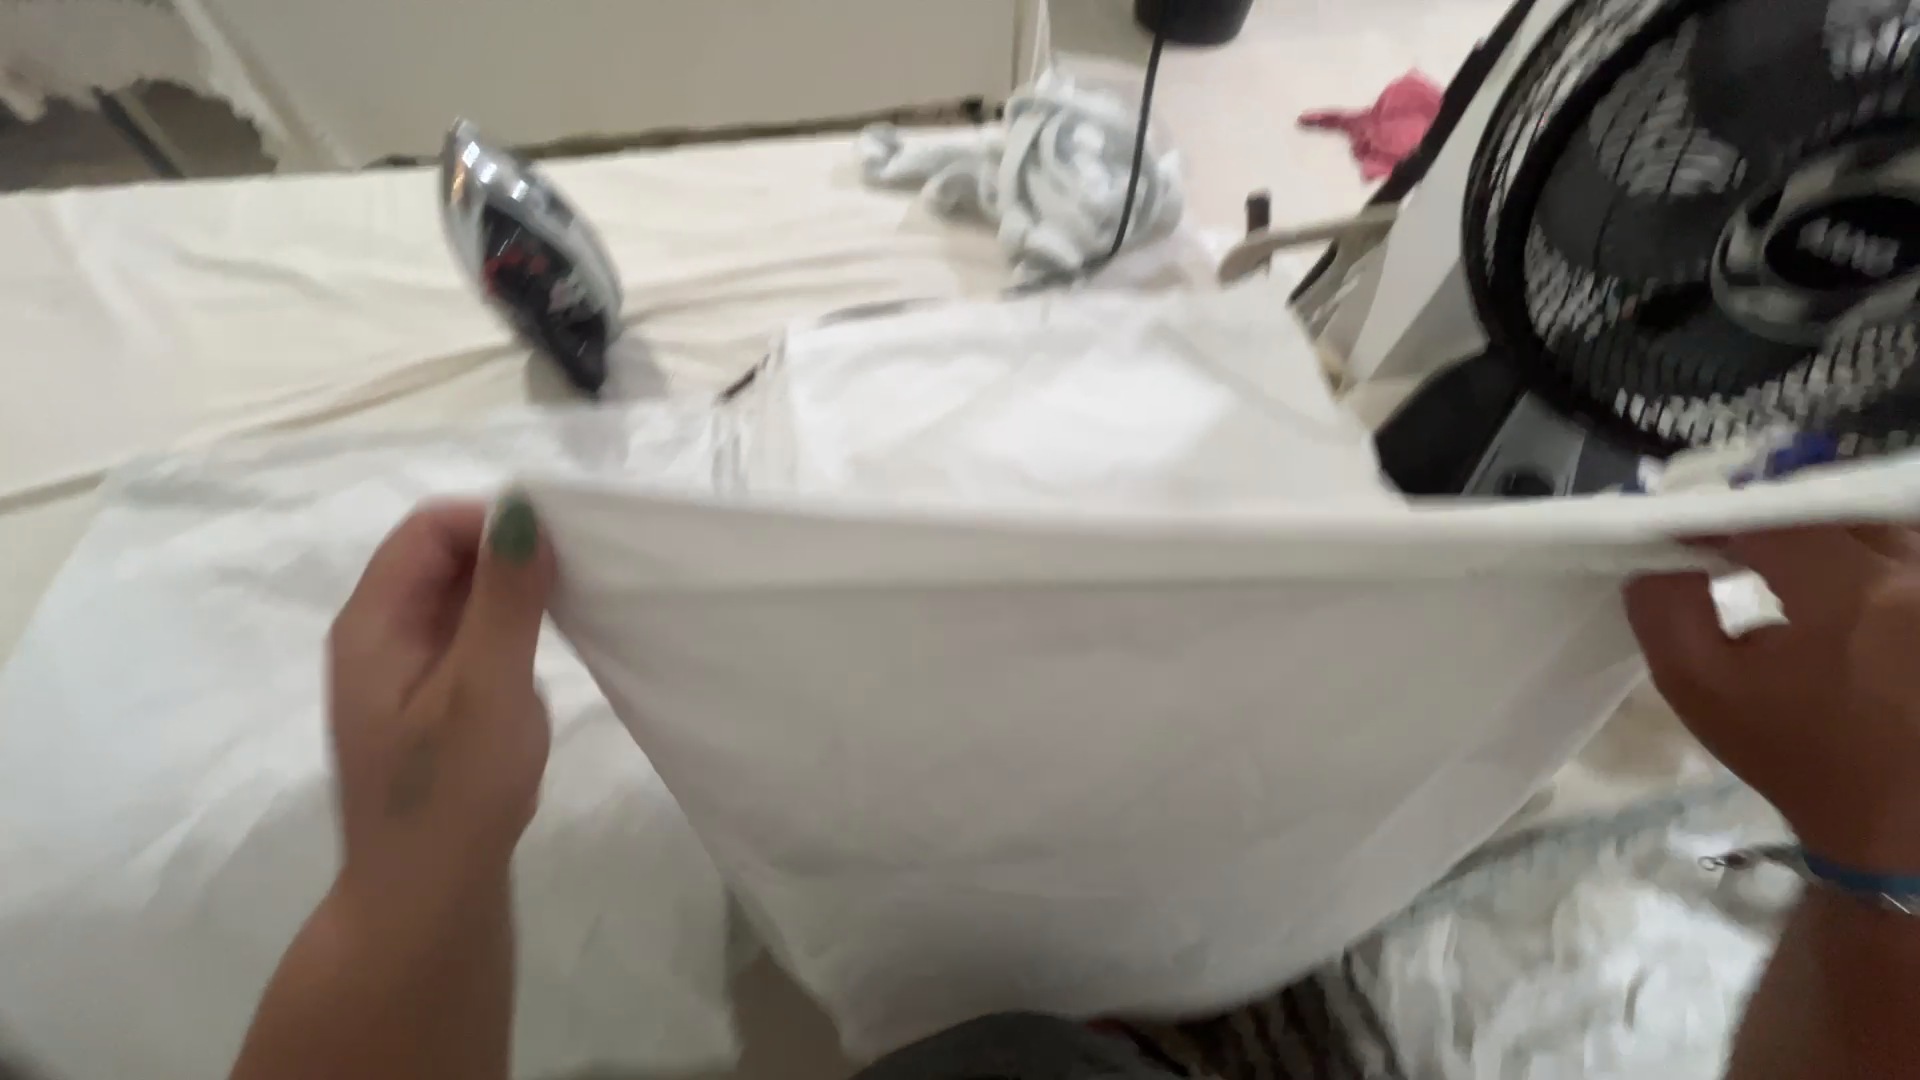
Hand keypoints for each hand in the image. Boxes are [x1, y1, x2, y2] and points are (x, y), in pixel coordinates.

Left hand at [326, 495, 555, 896]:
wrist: (432, 886)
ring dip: (518, 580)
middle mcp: (384, 630)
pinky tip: (555, 631)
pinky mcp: (441, 685)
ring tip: (575, 595)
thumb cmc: (455, 788)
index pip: (428, 529)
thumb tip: (522, 510)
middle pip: (444, 552)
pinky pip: (476, 623)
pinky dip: (516, 613)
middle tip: (579, 569)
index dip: (492, 522)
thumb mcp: (486, 686)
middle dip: (511, 547)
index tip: (562, 544)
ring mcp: (411, 660)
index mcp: (374, 623)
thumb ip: (505, 598)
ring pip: (464, 587)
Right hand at [1626, 526, 1919, 871]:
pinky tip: (1846, 595)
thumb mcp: (1695, 683)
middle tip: (1736, 548)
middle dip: (1783, 523)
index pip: (1776, 520)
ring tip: (1790, 568)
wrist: (1906, 824)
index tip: (1685, 537)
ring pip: (1895, 532)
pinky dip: (1875, 562)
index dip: (1722, 520)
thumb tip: (1663, 558)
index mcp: (1857, 596)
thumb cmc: (1795, 752)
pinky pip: (1913, 562)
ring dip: (1835, 539)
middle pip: (1845, 513)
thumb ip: (1664, 608)